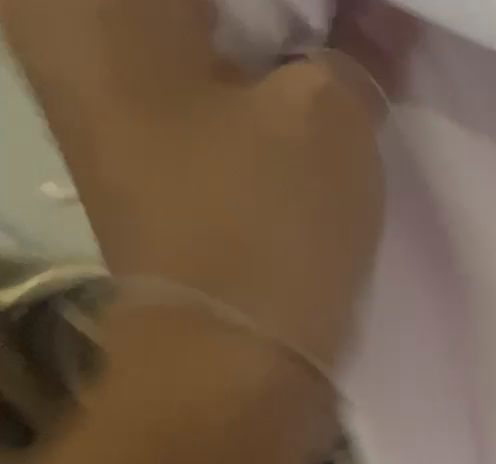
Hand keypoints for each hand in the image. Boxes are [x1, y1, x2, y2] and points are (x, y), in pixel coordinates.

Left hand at [0, 0, 411, 367]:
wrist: (234, 347)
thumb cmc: (268, 221)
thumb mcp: (331, 118)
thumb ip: (356, 49)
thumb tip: (382, 15)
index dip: (309, 3)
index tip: (362, 22)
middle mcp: (61, 18)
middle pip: (203, 1)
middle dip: (292, 12)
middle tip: (354, 33)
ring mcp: (88, 76)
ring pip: (198, 26)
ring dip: (275, 35)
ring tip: (343, 58)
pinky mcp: (128, 126)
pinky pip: (195, 64)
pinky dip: (254, 65)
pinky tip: (310, 87)